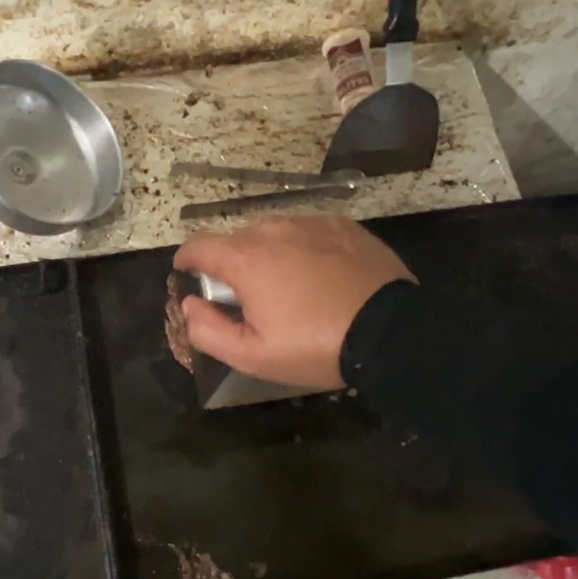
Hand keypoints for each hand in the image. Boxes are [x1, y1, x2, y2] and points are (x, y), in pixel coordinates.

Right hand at [173, 216, 413, 387]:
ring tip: (288, 289)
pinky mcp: (343, 225)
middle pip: (237, 241)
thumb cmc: (315, 345)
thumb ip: (207, 330)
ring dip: (270, 256)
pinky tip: (320, 278)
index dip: (186, 260)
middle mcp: (274, 229)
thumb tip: (189, 305)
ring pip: (274, 234)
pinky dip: (304, 251)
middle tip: (247, 299)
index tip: (187, 273)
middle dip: (232, 265)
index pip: (197, 245)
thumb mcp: (252, 355)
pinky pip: (308, 233)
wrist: (390, 331)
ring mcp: (311, 223)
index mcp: (245, 258)